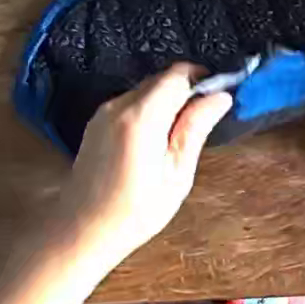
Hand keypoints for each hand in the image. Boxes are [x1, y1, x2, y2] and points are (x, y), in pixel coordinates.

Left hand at [46, 63, 232, 266]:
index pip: (178, 74)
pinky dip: (149, 110)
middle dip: (186, 91)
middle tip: (203, 121)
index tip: (218, 98)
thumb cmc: (136, 211)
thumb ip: (196, 128)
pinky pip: (131, 103)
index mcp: (142, 117)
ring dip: (168, 101)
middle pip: (161, 79)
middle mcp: (119, 105)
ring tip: (178, 137)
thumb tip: (221, 97)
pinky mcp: (97, 121)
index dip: (203, 79)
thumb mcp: (177, 174)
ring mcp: (104, 111)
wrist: (83, 229)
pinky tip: (154, 141)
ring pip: (146, 89)